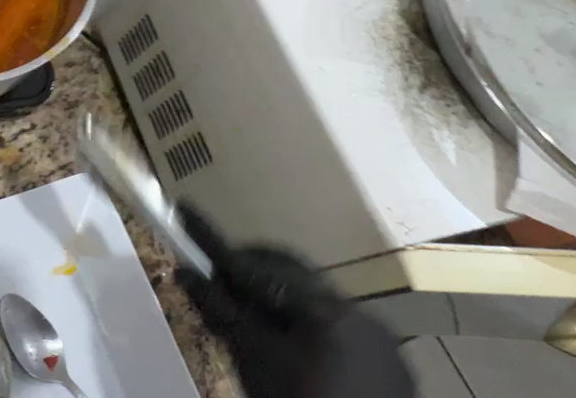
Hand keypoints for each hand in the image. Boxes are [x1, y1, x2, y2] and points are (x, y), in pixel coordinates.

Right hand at [175, 209, 414, 397]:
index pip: (254, 266)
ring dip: (276, 299)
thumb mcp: (253, 362)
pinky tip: (287, 345)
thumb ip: (222, 312)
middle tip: (215, 277)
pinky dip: (304, 325)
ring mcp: (379, 340)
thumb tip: (186, 273)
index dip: (215, 241)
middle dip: (249, 270)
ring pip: (312, 298)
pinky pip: (336, 327)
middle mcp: (357, 312)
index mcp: (323, 308)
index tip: (185, 211)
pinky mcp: (390, 365)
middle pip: (288, 273)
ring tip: (248, 316)